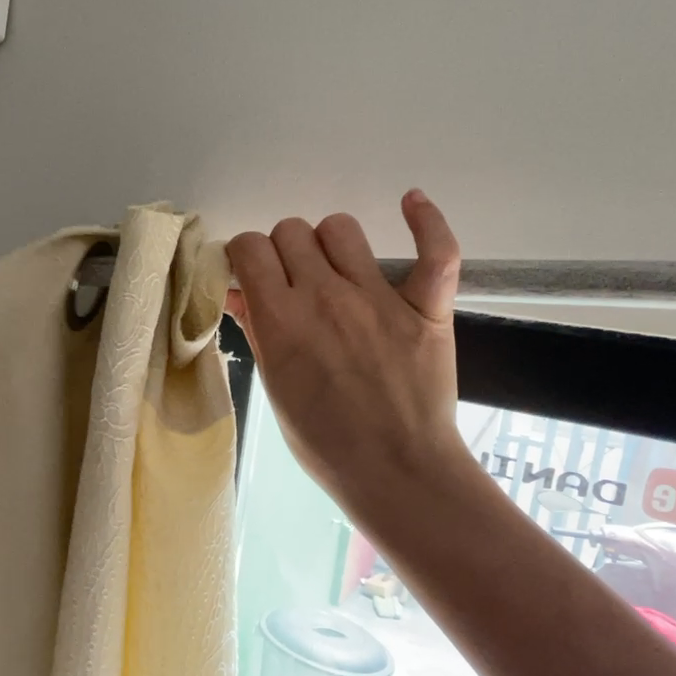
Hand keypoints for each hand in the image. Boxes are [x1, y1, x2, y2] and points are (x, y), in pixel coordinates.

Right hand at [224, 190, 470, 514]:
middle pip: (290, 232)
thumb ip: (258, 330)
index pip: (250, 248)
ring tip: (333, 270)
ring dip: (328, 244)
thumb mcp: (273, 383)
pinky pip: (436, 250)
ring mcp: (379, 298)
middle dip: (282, 251)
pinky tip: (411, 203)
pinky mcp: (427, 308)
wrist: (396, 471)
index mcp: (280, 318)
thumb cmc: (322, 437)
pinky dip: (426, 221)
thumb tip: (239, 293)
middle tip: (289, 281)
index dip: (245, 256)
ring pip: (340, 230)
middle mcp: (324, 296)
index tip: (250, 274)